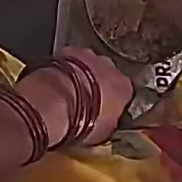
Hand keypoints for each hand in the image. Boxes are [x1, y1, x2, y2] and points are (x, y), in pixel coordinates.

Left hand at [18, 47, 133, 147]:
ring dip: (82, 73)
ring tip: (70, 89)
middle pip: (106, 73)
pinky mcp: (67, 51)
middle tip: (86, 99)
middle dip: (99, 82)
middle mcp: (110, 66)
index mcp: (124, 87)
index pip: (124, 92)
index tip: (105, 109)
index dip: (114, 100)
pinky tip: (57, 79)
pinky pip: (69, 58)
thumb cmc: (85, 121)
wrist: (58, 102)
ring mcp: (88, 55)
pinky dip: (66, 67)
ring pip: (88, 63)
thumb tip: (107, 120)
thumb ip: (110, 120)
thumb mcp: (105, 131)